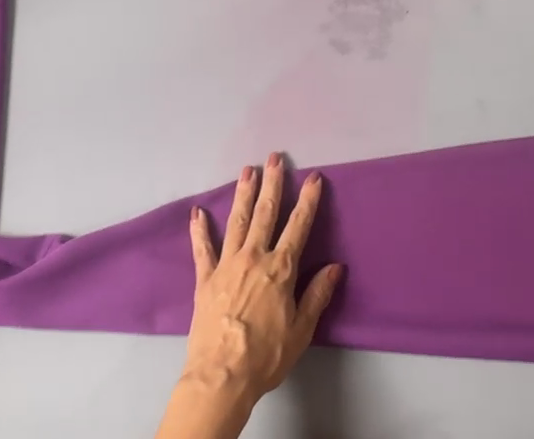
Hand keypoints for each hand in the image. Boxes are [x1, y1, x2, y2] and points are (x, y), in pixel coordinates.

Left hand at [157, 153, 343, 438]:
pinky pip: (202, 248)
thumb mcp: (302, 329)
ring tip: (248, 170)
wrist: (221, 376)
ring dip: (243, 193)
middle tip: (275, 157)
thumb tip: (335, 266)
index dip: (307, 200)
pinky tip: (197, 212)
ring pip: (237, 221)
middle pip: (265, 213)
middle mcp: (254, 257)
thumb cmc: (266, 355)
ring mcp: (227, 265)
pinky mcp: (205, 279)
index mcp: (281, 268)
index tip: (313, 177)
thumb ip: (317, 294)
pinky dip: (199, 229)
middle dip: (273, 183)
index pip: (298, 226)